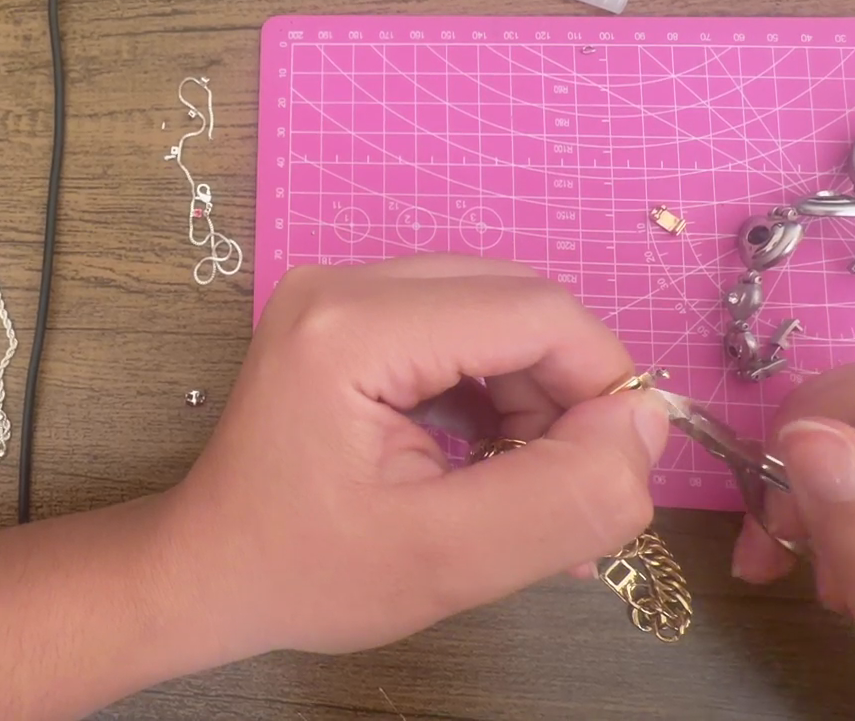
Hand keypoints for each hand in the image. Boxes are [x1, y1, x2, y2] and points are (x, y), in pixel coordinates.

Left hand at [156, 255, 669, 656]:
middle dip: (562, 388)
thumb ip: (564, 495)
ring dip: (528, 389)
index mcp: (351, 325)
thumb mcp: (446, 559)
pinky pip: (450, 322)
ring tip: (520, 483)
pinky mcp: (342, 311)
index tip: (614, 471)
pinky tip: (485, 453)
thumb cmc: (306, 571)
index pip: (531, 310)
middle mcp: (339, 281)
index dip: (602, 382)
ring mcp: (335, 290)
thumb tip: (642, 423)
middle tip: (560, 486)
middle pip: (511, 299)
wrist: (212, 562)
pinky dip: (488, 382)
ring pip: (488, 308)